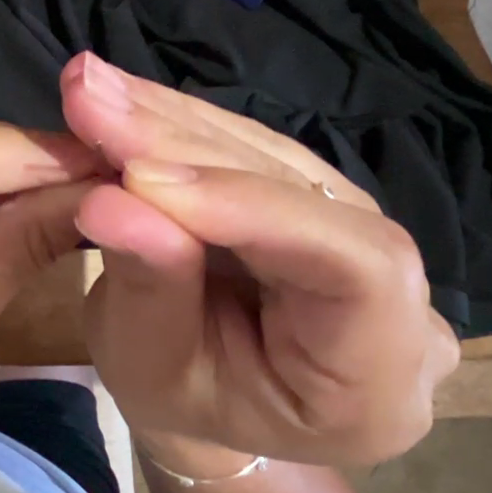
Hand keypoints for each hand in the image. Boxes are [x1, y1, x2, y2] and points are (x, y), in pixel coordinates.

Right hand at [62, 53, 460, 466]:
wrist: (200, 403)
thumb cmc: (174, 403)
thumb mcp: (147, 364)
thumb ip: (148, 284)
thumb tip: (106, 200)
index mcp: (375, 384)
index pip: (354, 271)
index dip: (251, 207)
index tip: (137, 175)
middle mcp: (400, 303)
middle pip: (308, 195)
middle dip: (186, 145)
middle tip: (91, 99)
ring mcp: (363, 244)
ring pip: (277, 158)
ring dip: (174, 121)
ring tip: (93, 89)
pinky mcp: (319, 205)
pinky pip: (254, 152)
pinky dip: (179, 124)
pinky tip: (123, 98)